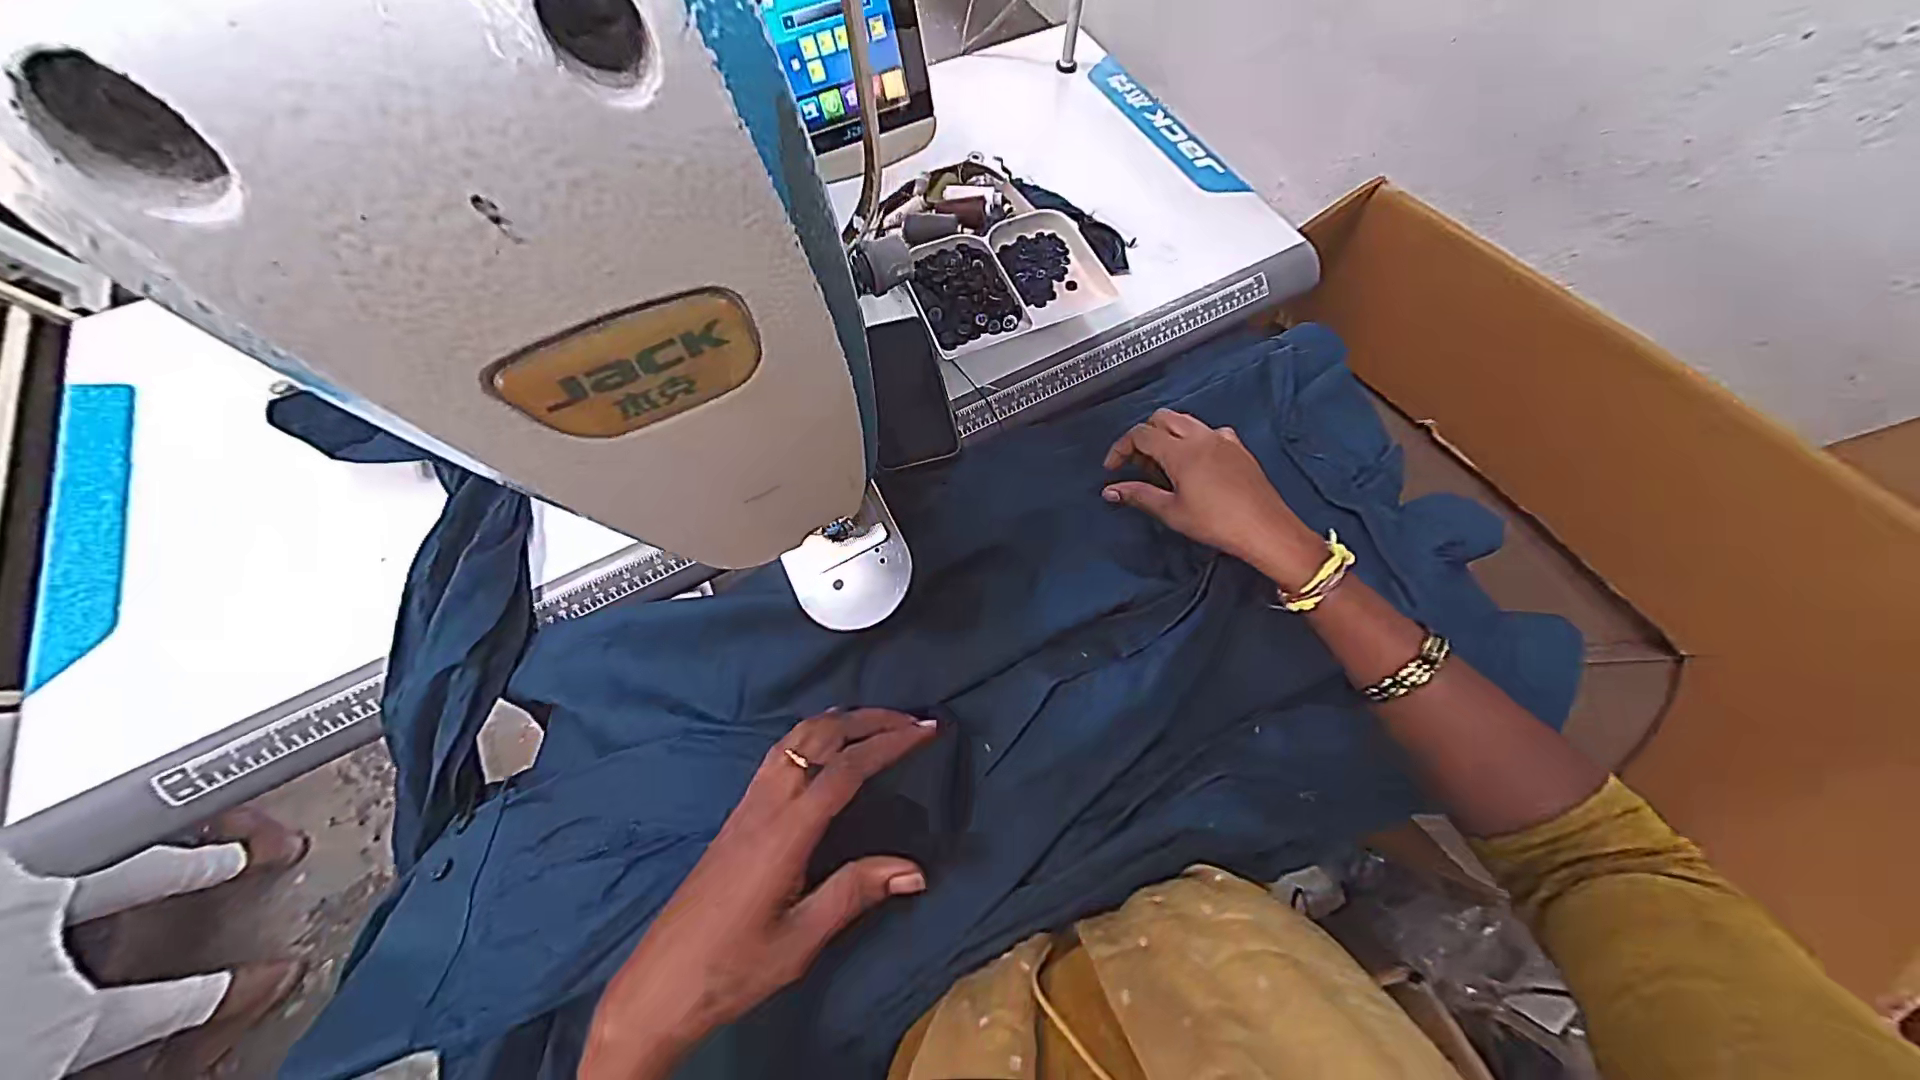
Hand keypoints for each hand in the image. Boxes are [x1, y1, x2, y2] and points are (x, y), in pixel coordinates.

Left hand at [581, 708, 937, 1079]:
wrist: (657, 984)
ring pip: (797, 736)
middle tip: (913, 719)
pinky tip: (827, 743)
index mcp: (786, 831)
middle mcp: (767, 802)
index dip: (890, 743)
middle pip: (822, 736)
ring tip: (879, 720)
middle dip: (871, 719)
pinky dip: (814, 731)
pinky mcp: (739, 810)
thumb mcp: (799, 941)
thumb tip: (917, 870)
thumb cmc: (731, 968)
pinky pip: (781, 750)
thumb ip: (855, 893)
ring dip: (842, 719)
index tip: (926, 729)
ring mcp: (749, 802)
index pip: (847, 769)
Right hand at [1102, 409, 1326, 587]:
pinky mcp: (1238, 448)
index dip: (1120, 448)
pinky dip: (1192, 439)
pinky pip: (1208, 432)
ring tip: (1163, 465)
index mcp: (1181, 451)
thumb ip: (1138, 495)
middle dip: (1143, 435)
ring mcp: (1223, 439)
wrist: (1265, 529)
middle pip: (1162, 418)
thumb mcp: (1171, 511)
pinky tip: (1194, 463)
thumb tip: (1110, 491)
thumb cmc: (1216, 523)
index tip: (1113, 468)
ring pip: (1185, 421)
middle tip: (1137, 463)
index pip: (1140, 434)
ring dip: (1167, 434)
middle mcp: (1201, 437)